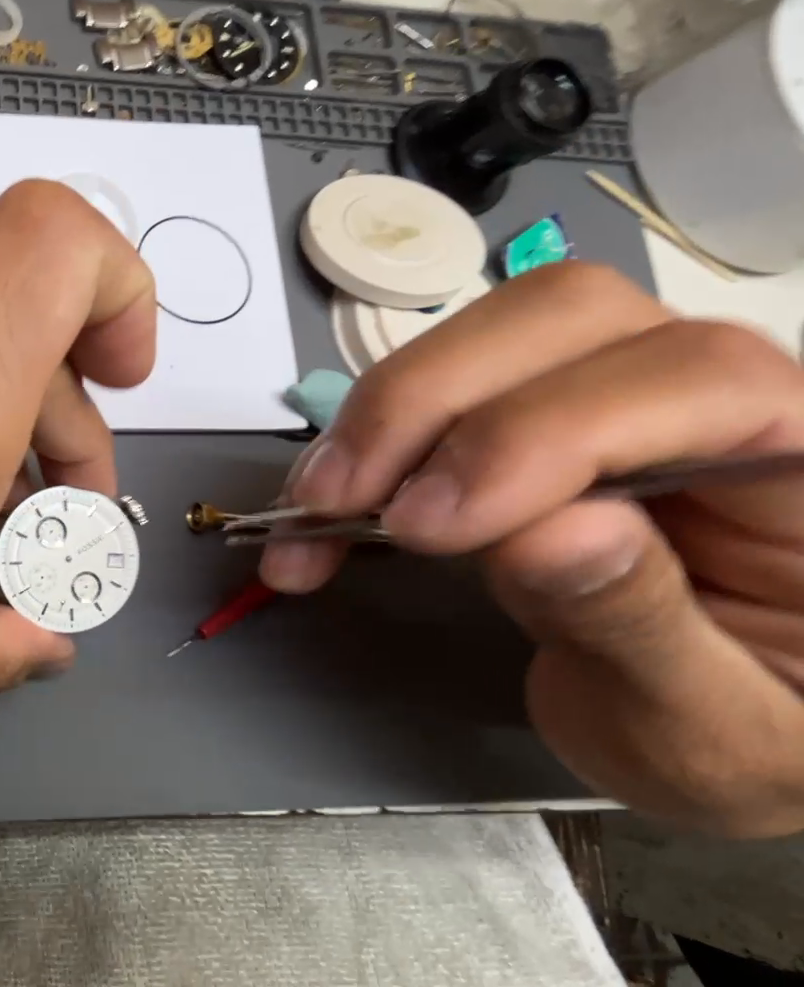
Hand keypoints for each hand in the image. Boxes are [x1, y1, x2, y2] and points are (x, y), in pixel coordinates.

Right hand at [261, 263, 803, 836]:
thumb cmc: (747, 744)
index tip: (420, 528)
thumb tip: (547, 532)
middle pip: (565, 318)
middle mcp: (725, 400)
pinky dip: (357, 444)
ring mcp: (617, 396)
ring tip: (315, 509)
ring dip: (377, 419)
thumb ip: (645, 631)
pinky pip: (433, 390)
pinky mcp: (531, 417)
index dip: (539, 435)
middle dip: (425, 403)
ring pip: (484, 336)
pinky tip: (318, 510)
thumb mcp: (710, 731)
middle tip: (338, 502)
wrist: (717, 728)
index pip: (694, 381)